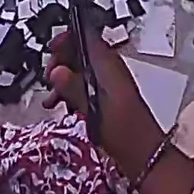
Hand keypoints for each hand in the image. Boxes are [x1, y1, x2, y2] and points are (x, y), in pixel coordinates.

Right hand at [43, 26, 164, 176]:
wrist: (144, 157)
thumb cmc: (126, 131)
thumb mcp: (95, 109)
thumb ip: (74, 88)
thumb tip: (56, 71)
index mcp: (108, 65)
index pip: (87, 36)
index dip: (67, 38)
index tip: (52, 48)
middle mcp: (108, 70)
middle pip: (79, 52)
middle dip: (60, 62)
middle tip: (49, 78)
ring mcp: (106, 84)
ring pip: (79, 71)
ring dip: (62, 81)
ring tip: (52, 98)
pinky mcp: (104, 98)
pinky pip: (83, 86)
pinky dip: (70, 93)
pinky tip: (62, 106)